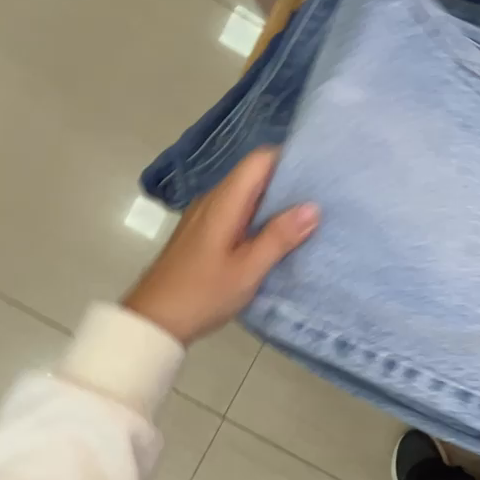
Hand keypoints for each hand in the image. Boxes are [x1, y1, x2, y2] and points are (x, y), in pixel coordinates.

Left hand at [122, 147, 318, 344]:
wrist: (156, 319)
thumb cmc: (203, 293)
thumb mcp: (248, 269)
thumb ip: (279, 237)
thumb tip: (313, 207)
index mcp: (224, 202)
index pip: (259, 161)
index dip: (289, 160)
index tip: (319, 175)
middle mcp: (213, 201)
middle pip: (254, 176)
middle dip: (288, 183)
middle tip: (323, 201)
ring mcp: (206, 218)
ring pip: (247, 197)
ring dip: (276, 204)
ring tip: (309, 220)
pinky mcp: (205, 235)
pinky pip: (238, 215)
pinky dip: (261, 220)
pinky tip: (279, 240)